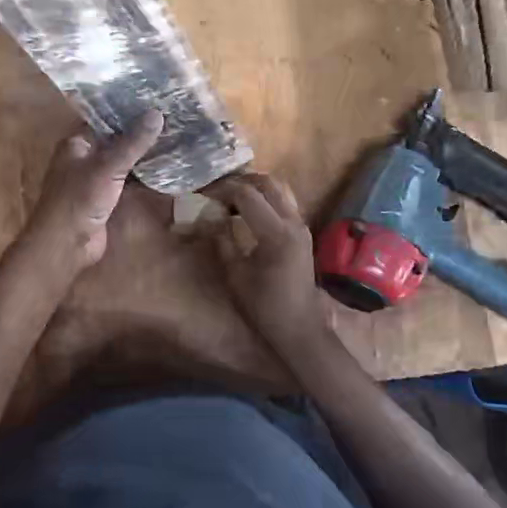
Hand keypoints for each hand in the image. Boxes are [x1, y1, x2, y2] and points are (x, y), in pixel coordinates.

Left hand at [23, 112, 163, 271]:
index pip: (104, 118)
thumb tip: (158, 113)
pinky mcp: (106, 198)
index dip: (127, 109)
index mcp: (77, 143)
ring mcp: (95, 179)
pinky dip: (144, 176)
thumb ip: (133, 142)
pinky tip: (166, 168)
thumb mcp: (108, 166)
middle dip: (140, 132)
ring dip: (144, 154)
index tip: (155, 99)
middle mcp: (85, 157)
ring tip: (174, 138)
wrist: (65, 245)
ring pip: (123, 161)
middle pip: (116, 139)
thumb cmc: (79, 200)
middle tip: (172, 118)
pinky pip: (128, 180)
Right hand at [206, 173, 328, 346]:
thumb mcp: (235, 274)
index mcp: (276, 233)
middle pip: (267, 183)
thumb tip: (208, 218)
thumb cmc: (264, 305)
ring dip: (255, 188)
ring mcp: (301, 225)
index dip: (223, 190)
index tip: (204, 194)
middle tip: (218, 192)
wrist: (299, 325)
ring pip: (279, 189)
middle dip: (240, 182)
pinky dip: (266, 198)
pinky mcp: (303, 231)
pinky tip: (248, 211)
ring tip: (231, 199)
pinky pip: (284, 202)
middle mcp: (293, 222)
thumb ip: (222, 240)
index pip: (247, 195)